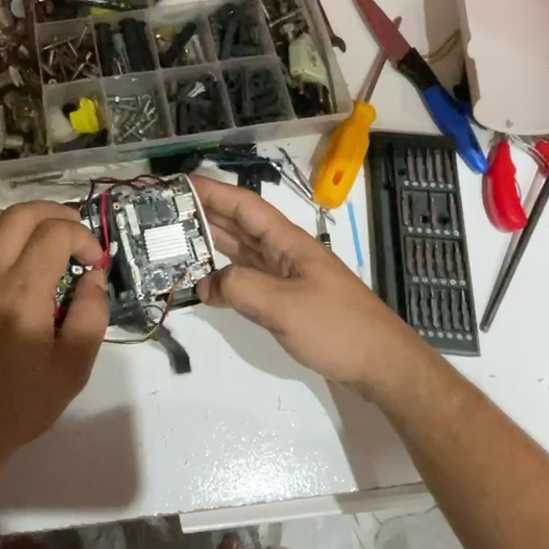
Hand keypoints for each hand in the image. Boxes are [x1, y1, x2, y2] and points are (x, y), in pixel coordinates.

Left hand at [0, 202, 109, 479]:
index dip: (83, 237)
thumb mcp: (72, 371)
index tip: (93, 262)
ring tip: (31, 233)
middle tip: (71, 233)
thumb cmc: (17, 408)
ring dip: (12, 218)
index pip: (56, 234)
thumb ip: (91, 317)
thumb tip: (94, 277)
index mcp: (23, 294)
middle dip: (53, 214)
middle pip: (20, 216)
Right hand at [192, 175, 421, 395]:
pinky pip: (249, 277)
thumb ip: (239, 288)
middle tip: (165, 212)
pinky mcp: (288, 300)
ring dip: (212, 243)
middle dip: (205, 213)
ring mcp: (287, 276)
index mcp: (288, 241)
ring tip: (176, 240)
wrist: (383, 365)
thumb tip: (203, 284)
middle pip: (240, 224)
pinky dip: (225, 276)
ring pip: (242, 250)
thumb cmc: (337, 328)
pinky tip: (206, 281)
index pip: (244, 205)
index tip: (179, 183)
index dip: (212, 191)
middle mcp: (285, 252)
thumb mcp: (283, 306)